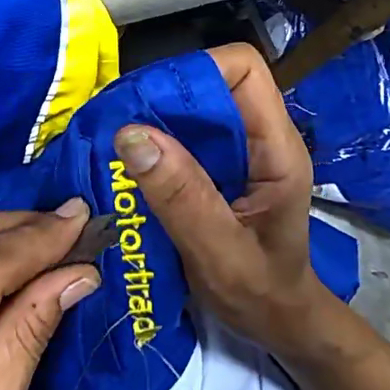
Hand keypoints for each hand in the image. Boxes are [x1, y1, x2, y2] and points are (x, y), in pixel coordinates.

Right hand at [114, 43, 334, 358]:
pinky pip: (188, 138)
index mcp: (277, 146)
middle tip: (115, 123)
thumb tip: (132, 133)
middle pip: (215, 84)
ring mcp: (243, 151)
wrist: (277, 319)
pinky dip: (157, 144)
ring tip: (112, 143)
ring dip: (156, 120)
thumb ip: (182, 196)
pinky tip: (127, 165)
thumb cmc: (260, 292)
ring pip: (197, 110)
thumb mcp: (219, 252)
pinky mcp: (222, 168)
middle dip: (165, 96)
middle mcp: (262, 137)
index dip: (198, 71)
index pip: (245, 70)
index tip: (147, 100)